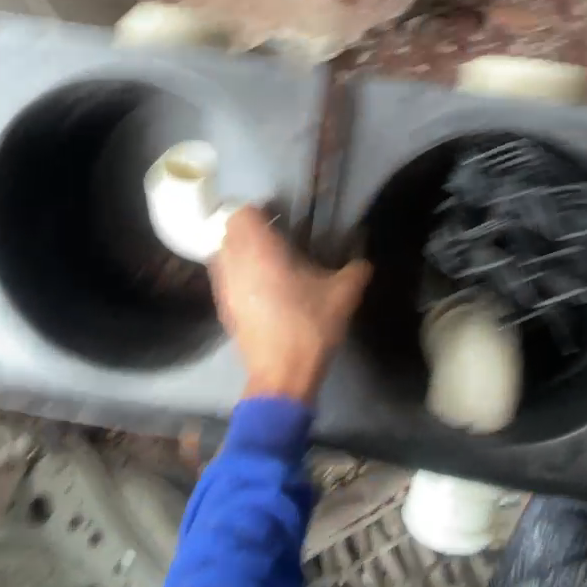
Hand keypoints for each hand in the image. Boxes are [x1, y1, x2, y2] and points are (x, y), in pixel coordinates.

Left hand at [209, 207, 371, 401]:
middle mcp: (236, 263)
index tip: (278, 217)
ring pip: (222, 253)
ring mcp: (225, 286)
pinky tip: (260, 285)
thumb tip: (365, 261)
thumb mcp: (343, 296)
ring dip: (239, 249)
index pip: (242, 213)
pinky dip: (236, 272)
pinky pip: (223, 275)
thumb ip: (356, 270)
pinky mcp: (223, 307)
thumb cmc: (310, 328)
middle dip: (247, 228)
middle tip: (273, 236)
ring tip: (265, 260)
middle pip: (228, 229)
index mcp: (262, 251)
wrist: (282, 375)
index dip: (258, 211)